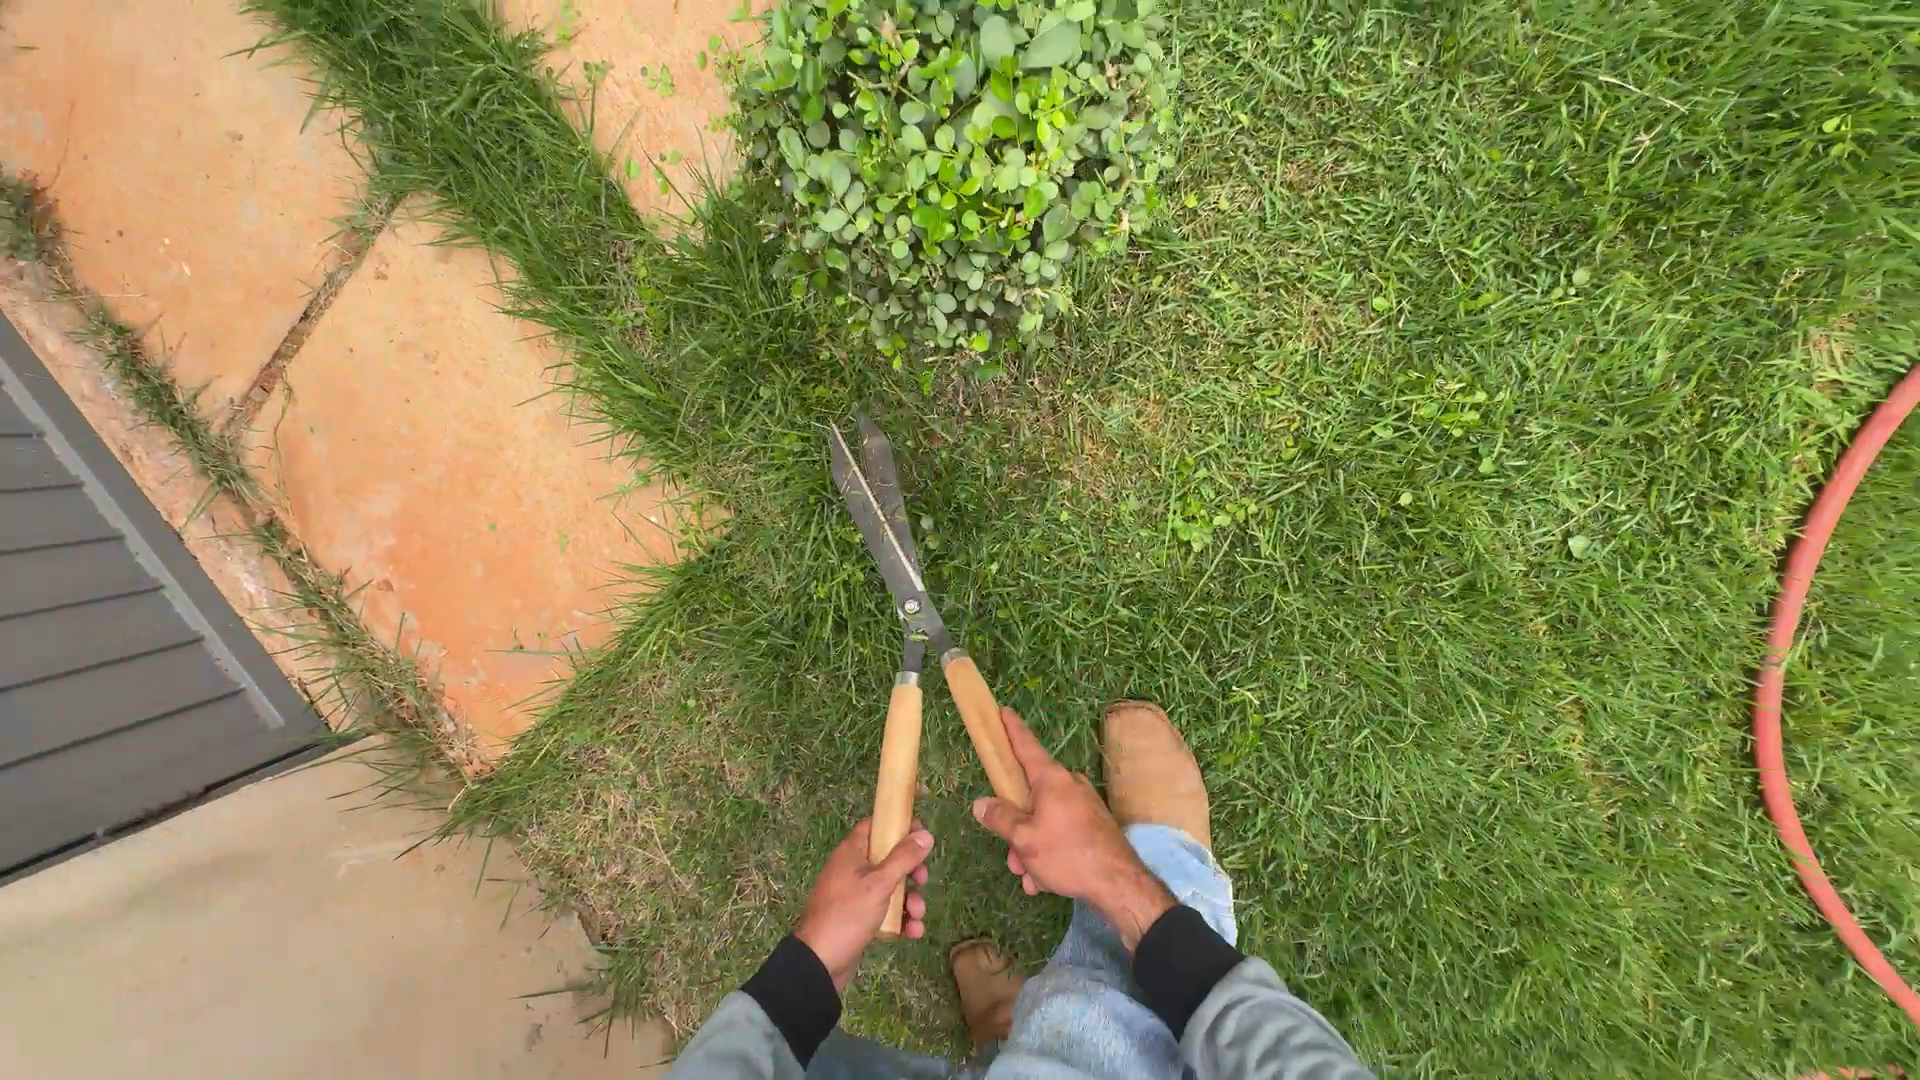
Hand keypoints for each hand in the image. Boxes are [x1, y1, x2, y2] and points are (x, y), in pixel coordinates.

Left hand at [793, 818, 933, 990]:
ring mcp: (856, 895)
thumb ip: (903, 858)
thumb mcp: (879, 884)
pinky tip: (912, 931)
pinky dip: (900, 918)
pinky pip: (885, 910)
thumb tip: (925, 834)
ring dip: (909, 899)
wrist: (819, 963)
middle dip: (911, 870)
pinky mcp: (859, 918)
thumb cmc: (848, 914)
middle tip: (922, 879)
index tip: (921, 835)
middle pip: (889, 858)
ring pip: (890, 887)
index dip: (899, 826)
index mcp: (852, 852)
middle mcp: (853, 869)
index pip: (876, 826)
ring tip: (918, 915)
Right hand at [971, 708, 1175, 950]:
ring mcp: (1083, 804)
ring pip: (1044, 819)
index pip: (1026, 745)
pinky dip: (1049, 853)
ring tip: (1031, 877)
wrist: (1119, 884)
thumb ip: (1000, 818)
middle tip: (1012, 856)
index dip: (1012, 729)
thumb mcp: (1024, 839)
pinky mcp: (1093, 825)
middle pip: (1030, 795)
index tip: (1003, 711)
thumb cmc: (1067, 854)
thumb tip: (982, 803)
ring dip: (1031, 847)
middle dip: (1016, 826)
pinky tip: (1046, 881)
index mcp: (1052, 778)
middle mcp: (1069, 784)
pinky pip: (1060, 832)